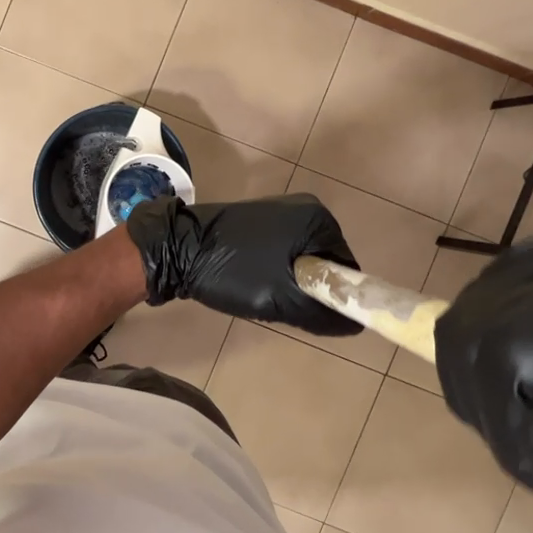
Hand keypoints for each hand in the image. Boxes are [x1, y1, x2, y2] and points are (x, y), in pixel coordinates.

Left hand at [123, 194, 363, 335]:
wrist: (176, 247)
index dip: (332, 297)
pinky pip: (281, 254)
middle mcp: (305, 207)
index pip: (347, 268)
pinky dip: (272, 272)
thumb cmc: (232, 270)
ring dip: (288, 283)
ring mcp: (280, 212)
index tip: (307, 311)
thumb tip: (356, 325)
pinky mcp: (258, 220)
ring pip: (301, 262)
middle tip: (279, 303)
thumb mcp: (282, 300)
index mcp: (318, 218)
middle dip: (307, 290)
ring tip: (261, 292)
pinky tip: (249, 279)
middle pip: (324, 265)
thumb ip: (322, 315)